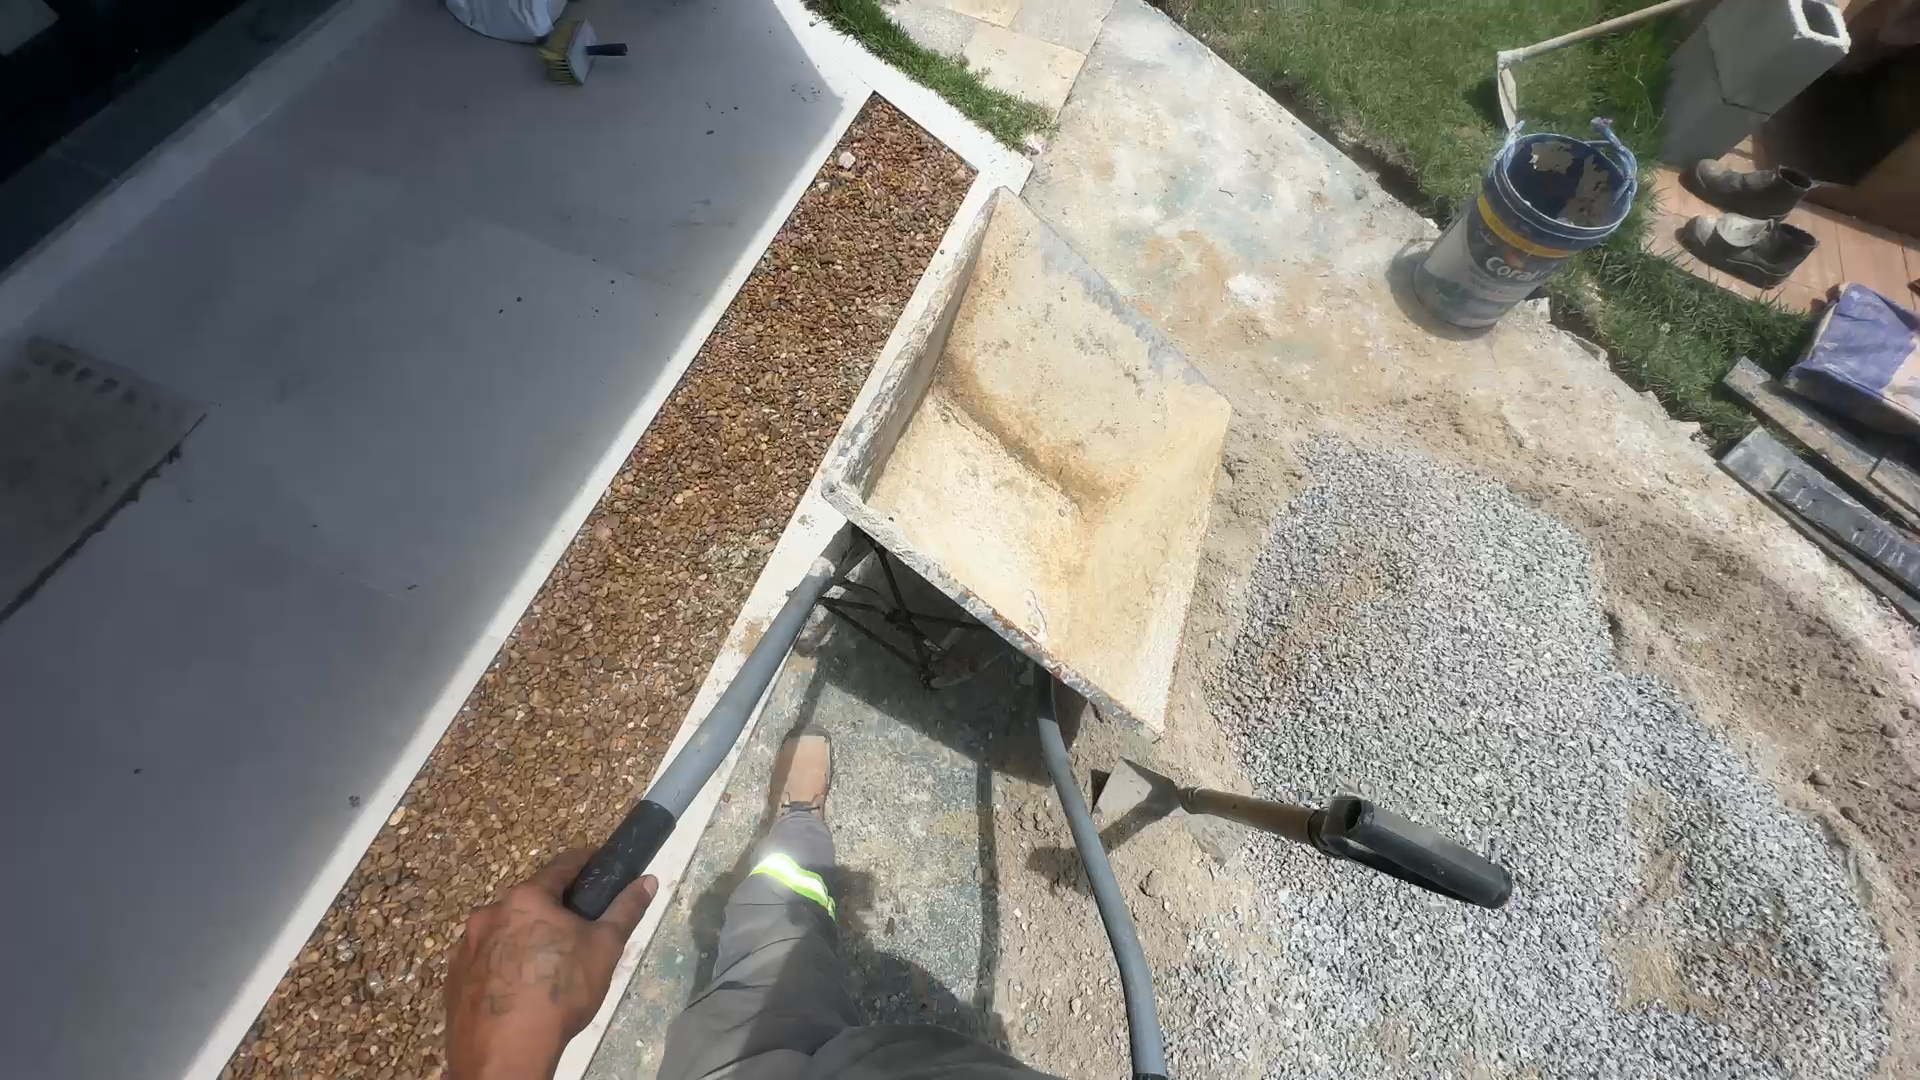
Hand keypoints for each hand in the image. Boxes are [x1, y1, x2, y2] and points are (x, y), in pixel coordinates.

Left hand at [445, 848, 656, 1079]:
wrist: (504, 1060)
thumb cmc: (560, 992)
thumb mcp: (605, 946)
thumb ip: (627, 908)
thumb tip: (649, 880)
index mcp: (525, 898)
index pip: (563, 864)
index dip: (588, 865)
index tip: (603, 875)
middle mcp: (489, 914)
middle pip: (532, 899)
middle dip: (556, 908)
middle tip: (580, 930)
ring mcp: (465, 949)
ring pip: (507, 929)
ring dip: (527, 935)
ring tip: (551, 964)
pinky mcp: (452, 982)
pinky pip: (487, 958)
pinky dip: (505, 963)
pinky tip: (522, 988)